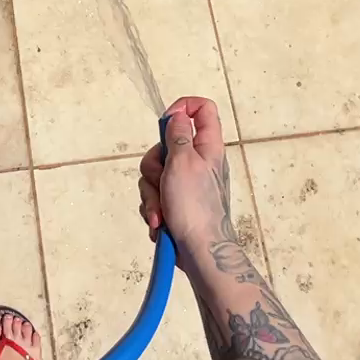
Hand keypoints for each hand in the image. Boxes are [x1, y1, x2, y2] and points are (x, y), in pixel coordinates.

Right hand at [138, 96, 232, 258]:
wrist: (200, 253)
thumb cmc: (195, 206)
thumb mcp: (183, 163)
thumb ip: (178, 135)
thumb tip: (177, 116)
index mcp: (207, 146)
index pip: (203, 109)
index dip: (183, 107)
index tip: (166, 123)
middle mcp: (198, 161)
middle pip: (166, 145)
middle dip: (154, 166)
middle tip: (162, 181)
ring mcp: (187, 183)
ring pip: (155, 174)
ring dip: (152, 194)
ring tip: (161, 212)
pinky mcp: (176, 202)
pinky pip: (155, 195)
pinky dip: (154, 208)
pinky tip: (161, 223)